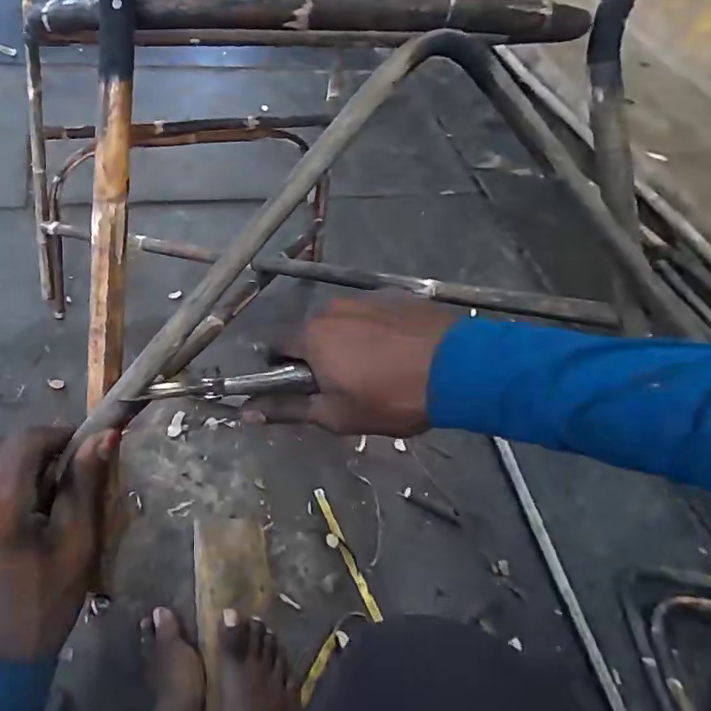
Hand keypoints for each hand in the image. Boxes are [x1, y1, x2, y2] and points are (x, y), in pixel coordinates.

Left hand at [0, 425, 119, 661]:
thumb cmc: (43, 607)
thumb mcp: (74, 546)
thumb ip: (84, 485)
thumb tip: (101, 437)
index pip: (23, 442)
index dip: (54, 434)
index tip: (80, 446)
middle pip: (4, 454)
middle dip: (38, 458)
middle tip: (66, 483)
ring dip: (18, 477)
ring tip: (42, 509)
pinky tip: (16, 526)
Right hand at [242, 291, 462, 435]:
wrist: (464, 368)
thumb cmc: (392, 396)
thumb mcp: (336, 414)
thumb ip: (287, 410)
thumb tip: (245, 413)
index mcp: (309, 336)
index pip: (275, 346)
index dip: (283, 368)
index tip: (303, 387)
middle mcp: (330, 309)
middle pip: (311, 333)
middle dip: (319, 355)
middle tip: (345, 383)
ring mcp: (365, 299)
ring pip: (343, 322)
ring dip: (349, 341)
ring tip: (379, 367)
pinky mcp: (396, 296)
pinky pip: (373, 315)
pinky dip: (377, 331)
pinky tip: (401, 351)